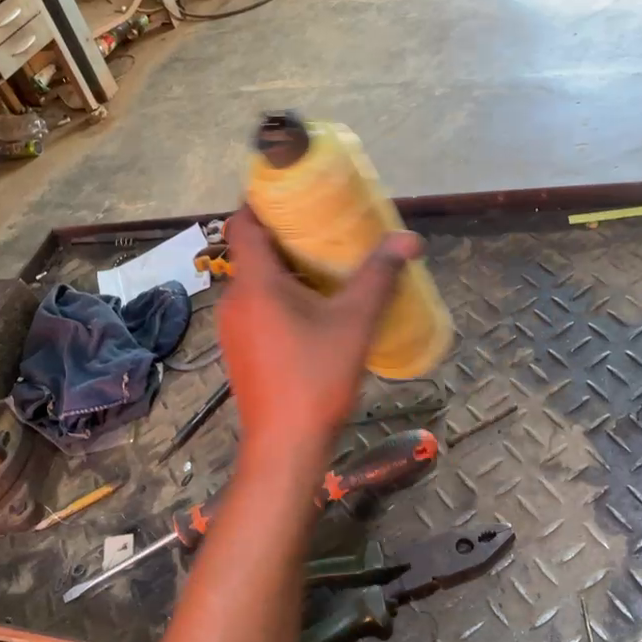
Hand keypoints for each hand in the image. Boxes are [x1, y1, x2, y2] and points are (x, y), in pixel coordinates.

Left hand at [217, 208, 420, 475]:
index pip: (242, 223)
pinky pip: (256, 309)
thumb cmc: (316, 378)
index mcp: (255, 283)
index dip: (262, 202)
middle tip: (324, 231)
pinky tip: (314, 313)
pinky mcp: (239, 351)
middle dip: (286, 237)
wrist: (285, 447)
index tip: (294, 194)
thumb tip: (409, 239)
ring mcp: (232, 329)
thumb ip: (379, 277)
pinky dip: (279, 299)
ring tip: (325, 270)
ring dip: (284, 271)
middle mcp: (234, 300)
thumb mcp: (355, 323)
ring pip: (255, 283)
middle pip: (252, 252)